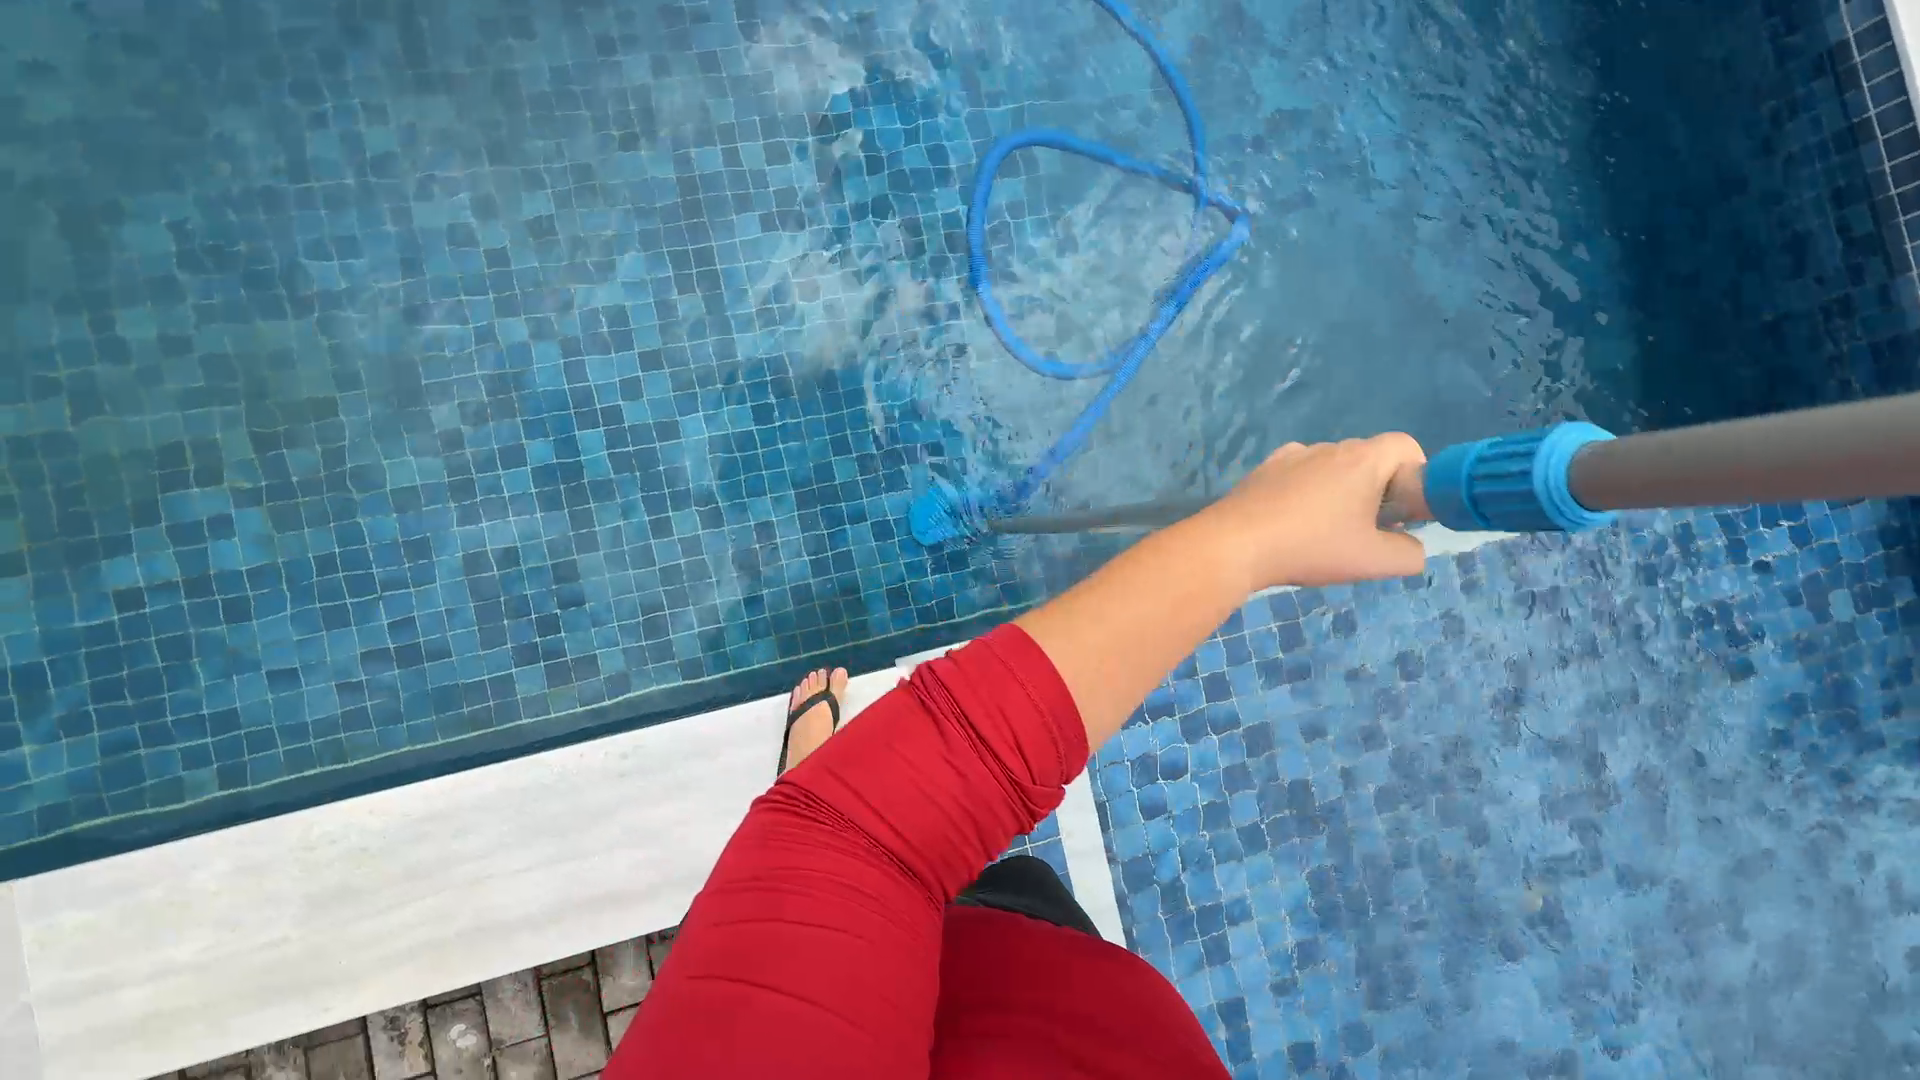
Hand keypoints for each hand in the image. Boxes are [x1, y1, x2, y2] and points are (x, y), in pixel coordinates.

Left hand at [1198, 434, 1428, 590]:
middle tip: (1367, 530)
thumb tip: (1411, 547)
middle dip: (1377, 490)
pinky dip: (1304, 494)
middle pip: (1367, 459)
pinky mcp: (1261, 471)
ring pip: (1330, 468)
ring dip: (1338, 493)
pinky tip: (1291, 525)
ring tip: (1324, 533)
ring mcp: (1289, 456)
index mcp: (1362, 458)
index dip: (1415, 477)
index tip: (1403, 512)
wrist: (1234, 545)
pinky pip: (1296, 476)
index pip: (1405, 447)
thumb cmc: (1310, 547)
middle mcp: (1327, 447)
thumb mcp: (1375, 561)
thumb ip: (1410, 553)